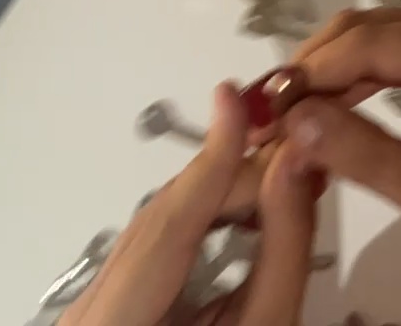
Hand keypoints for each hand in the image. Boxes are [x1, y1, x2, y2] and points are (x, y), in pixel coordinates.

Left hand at [61, 83, 322, 325]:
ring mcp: (100, 295)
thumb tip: (300, 160)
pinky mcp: (119, 287)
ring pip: (171, 216)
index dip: (209, 157)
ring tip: (293, 177)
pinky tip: (258, 206)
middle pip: (174, 212)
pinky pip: (170, 232)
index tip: (234, 98)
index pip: (167, 224)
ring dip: (234, 189)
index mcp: (117, 324)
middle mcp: (95, 305)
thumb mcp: (263, 325)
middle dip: (242, 174)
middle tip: (306, 152)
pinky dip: (218, 211)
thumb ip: (283, 244)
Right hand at [266, 10, 400, 283]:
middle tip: (266, 113)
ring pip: (374, 34)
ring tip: (286, 113)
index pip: (373, 43)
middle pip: (368, 27)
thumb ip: (364, 153)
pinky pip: (391, 52)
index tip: (264, 107)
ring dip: (329, 69)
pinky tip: (326, 107)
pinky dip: (354, 77)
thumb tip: (294, 119)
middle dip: (314, 66)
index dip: (314, 71)